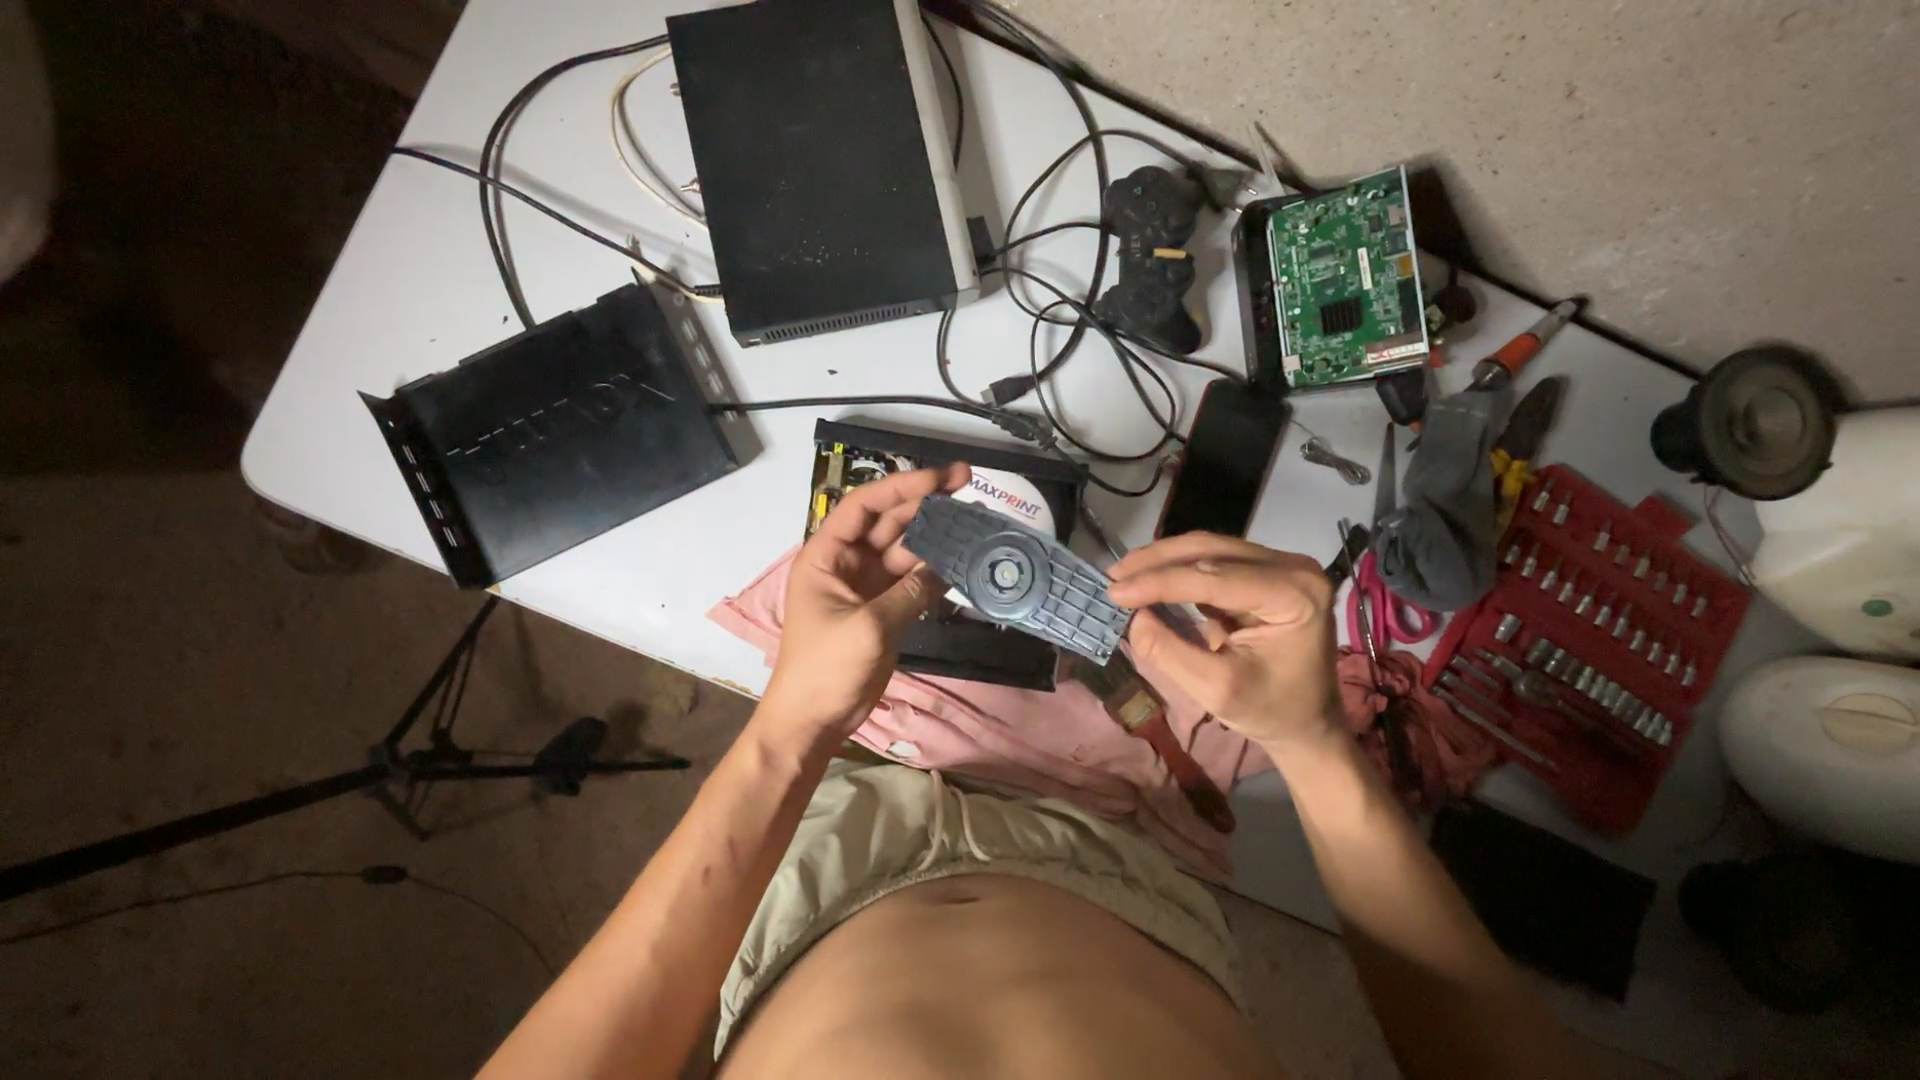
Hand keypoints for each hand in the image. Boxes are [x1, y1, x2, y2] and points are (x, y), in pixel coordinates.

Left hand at [760, 462, 970, 740]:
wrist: (813, 720)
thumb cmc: (826, 669)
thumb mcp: (869, 627)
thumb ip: (909, 592)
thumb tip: (945, 566)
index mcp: (826, 555)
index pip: (866, 506)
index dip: (903, 486)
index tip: (942, 478)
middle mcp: (845, 562)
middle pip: (888, 521)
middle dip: (926, 504)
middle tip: (968, 487)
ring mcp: (865, 585)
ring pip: (904, 549)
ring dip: (935, 537)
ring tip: (973, 523)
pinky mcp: (882, 609)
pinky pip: (911, 580)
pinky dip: (934, 571)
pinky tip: (962, 561)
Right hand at [1106, 532, 1340, 755]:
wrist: (1307, 723)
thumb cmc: (1270, 711)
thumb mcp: (1215, 689)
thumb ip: (1171, 651)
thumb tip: (1134, 617)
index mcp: (1295, 595)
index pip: (1214, 578)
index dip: (1160, 582)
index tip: (1115, 592)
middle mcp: (1294, 568)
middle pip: (1211, 551)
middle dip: (1157, 562)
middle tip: (1113, 577)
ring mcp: (1283, 565)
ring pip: (1209, 548)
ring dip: (1163, 560)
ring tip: (1123, 575)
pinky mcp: (1266, 571)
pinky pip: (1215, 559)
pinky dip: (1178, 568)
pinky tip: (1148, 577)